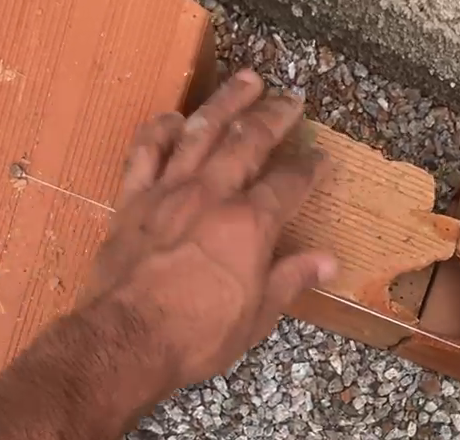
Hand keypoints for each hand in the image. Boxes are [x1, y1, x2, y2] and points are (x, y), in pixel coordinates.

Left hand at [80, 70, 337, 410]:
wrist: (130, 338)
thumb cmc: (200, 336)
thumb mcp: (257, 316)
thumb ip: (290, 279)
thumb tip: (328, 261)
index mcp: (250, 226)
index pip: (288, 186)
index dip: (309, 171)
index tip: (321, 160)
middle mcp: (212, 195)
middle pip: (248, 142)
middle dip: (274, 118)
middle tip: (291, 101)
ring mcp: (169, 192)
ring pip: (201, 131)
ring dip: (226, 102)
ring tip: (247, 82)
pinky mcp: (134, 200)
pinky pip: (146, 150)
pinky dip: (161, 129)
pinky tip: (174, 118)